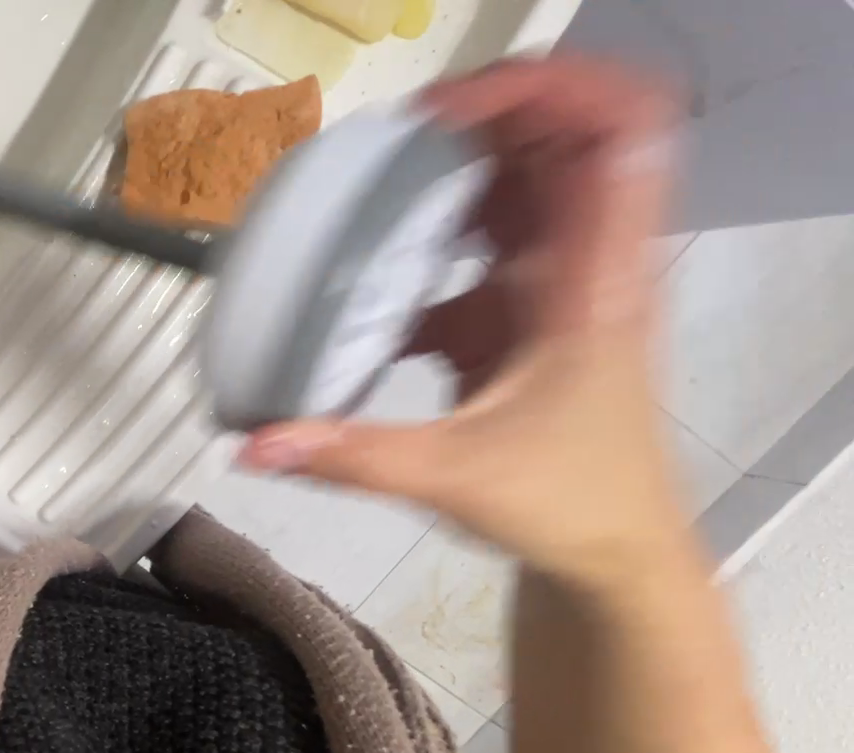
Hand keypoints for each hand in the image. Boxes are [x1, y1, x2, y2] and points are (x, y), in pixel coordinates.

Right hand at [238, 59, 691, 588]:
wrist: (609, 550)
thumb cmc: (563, 503)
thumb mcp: (449, 476)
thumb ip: (347, 456)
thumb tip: (248, 444)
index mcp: (592, 282)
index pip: (613, 134)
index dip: (540, 93)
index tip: (441, 116)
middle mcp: (580, 270)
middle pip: (554, 147)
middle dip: (477, 126)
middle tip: (384, 148)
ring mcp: (549, 296)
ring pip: (513, 199)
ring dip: (449, 182)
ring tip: (369, 192)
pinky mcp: (518, 326)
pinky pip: (470, 263)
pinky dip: (421, 257)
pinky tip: (363, 287)